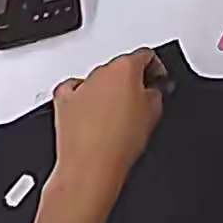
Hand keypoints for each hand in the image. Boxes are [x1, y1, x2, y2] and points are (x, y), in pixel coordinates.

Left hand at [50, 48, 163, 193]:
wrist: (91, 167)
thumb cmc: (120, 142)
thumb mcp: (155, 112)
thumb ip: (156, 93)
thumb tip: (152, 91)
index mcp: (126, 67)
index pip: (145, 56)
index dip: (156, 68)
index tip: (158, 79)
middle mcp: (101, 72)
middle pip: (121, 67)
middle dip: (131, 81)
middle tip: (141, 100)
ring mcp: (81, 86)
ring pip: (99, 79)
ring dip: (108, 90)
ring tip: (117, 114)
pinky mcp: (64, 102)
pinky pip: (73, 89)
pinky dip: (82, 95)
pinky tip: (91, 108)